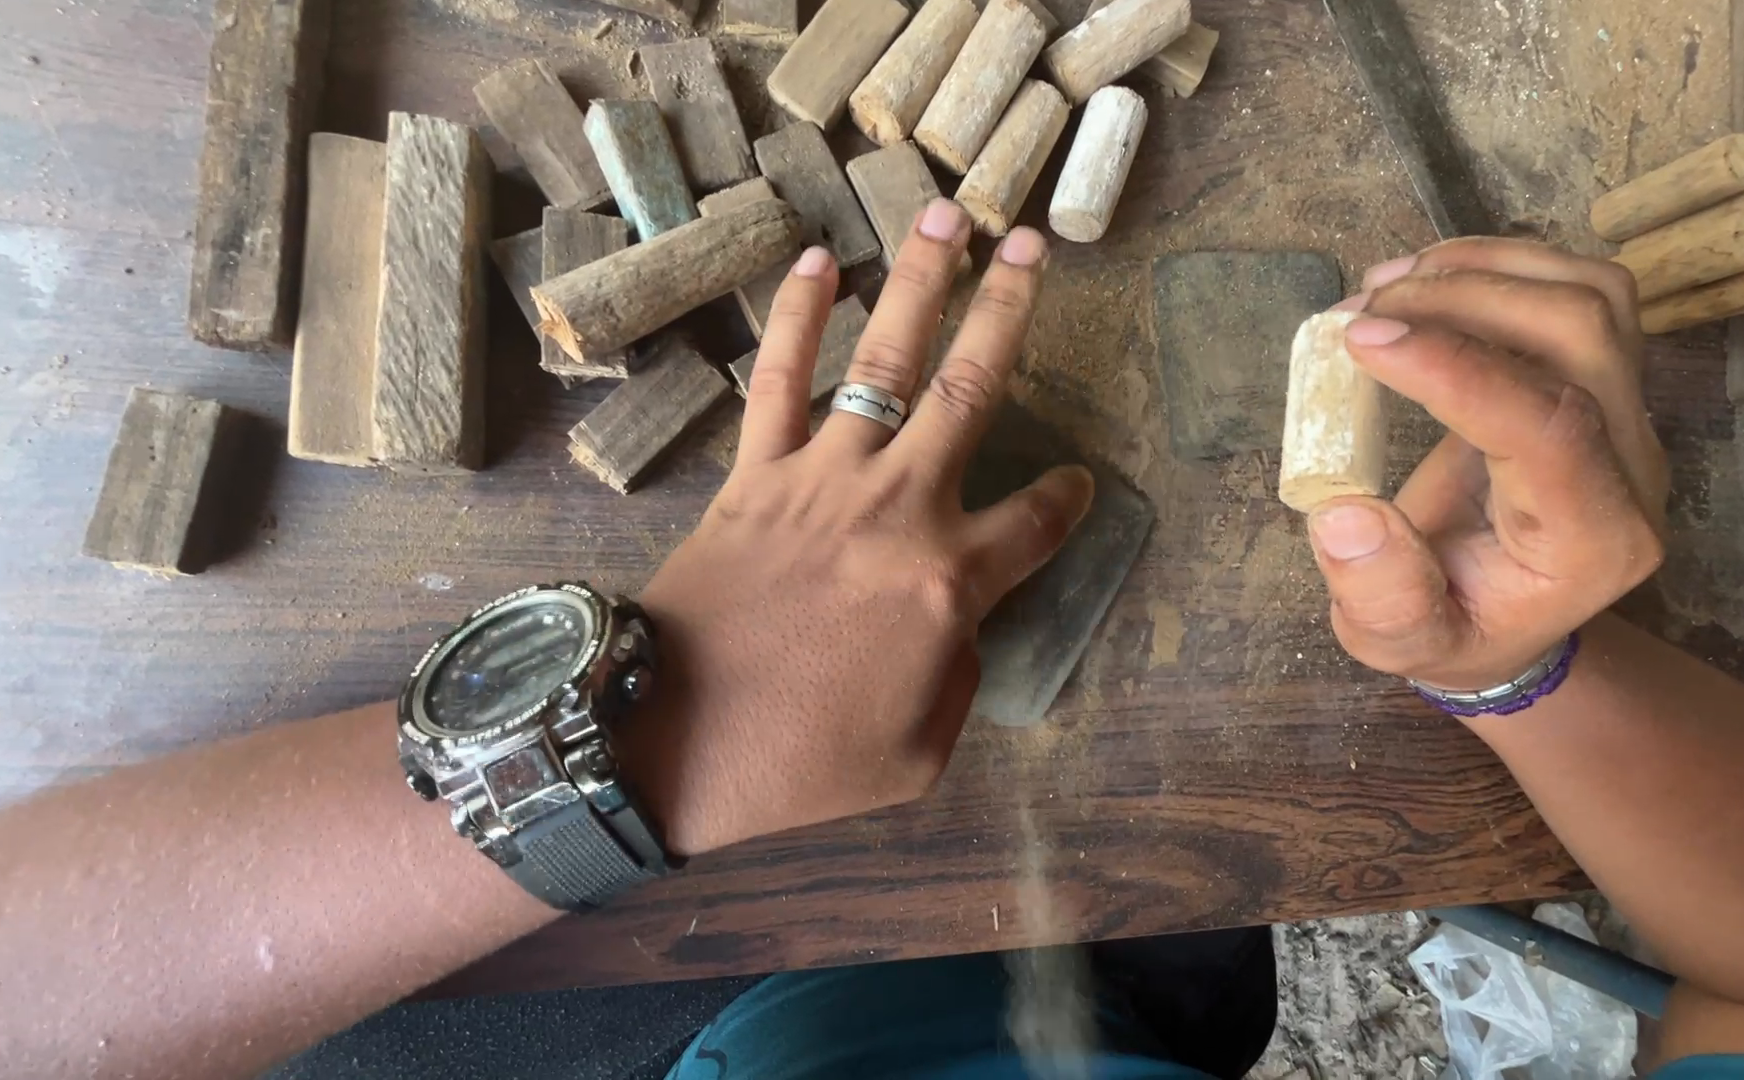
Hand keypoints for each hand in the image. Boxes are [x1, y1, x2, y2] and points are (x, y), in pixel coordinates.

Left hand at [619, 201, 1093, 856]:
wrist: (666, 747)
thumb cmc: (799, 762)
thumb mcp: (916, 753)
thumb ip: (958, 675)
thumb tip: (959, 621)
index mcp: (948, 584)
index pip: (1037, 524)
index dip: (1067, 501)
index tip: (1077, 486)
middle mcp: (896, 511)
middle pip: (971, 391)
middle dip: (1009, 310)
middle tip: (1033, 245)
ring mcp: (821, 480)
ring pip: (883, 361)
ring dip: (920, 282)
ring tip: (946, 216)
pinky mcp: (754, 475)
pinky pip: (779, 378)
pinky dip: (796, 317)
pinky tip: (817, 263)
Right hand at [1308, 238, 1669, 690]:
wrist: (1500, 620)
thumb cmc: (1448, 632)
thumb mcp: (1398, 641)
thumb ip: (1378, 595)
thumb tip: (1343, 515)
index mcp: (1588, 539)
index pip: (1547, 426)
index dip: (1453, 369)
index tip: (1359, 341)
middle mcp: (1629, 466)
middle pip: (1582, 337)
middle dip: (1463, 301)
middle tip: (1358, 311)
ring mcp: (1625, 418)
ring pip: (1590, 298)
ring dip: (1482, 270)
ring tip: (1382, 284)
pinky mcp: (1594, 387)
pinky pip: (1572, 297)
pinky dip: (1494, 269)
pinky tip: (1420, 279)